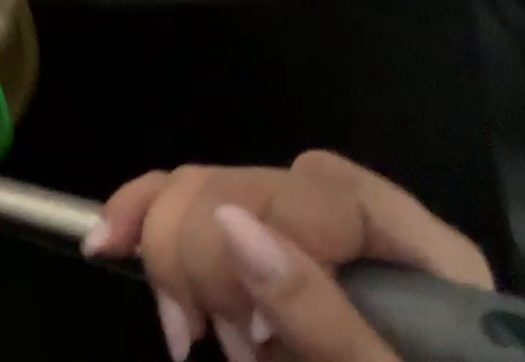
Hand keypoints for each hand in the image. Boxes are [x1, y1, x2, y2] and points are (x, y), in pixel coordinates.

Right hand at [84, 151, 492, 361]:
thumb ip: (320, 315)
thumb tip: (228, 223)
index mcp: (418, 247)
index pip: (322, 191)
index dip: (266, 241)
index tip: (244, 327)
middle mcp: (351, 215)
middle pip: (245, 182)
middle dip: (202, 258)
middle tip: (207, 342)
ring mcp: (293, 222)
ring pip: (197, 185)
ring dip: (166, 254)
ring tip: (185, 332)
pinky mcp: (248, 237)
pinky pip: (176, 196)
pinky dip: (137, 219)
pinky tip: (106, 245)